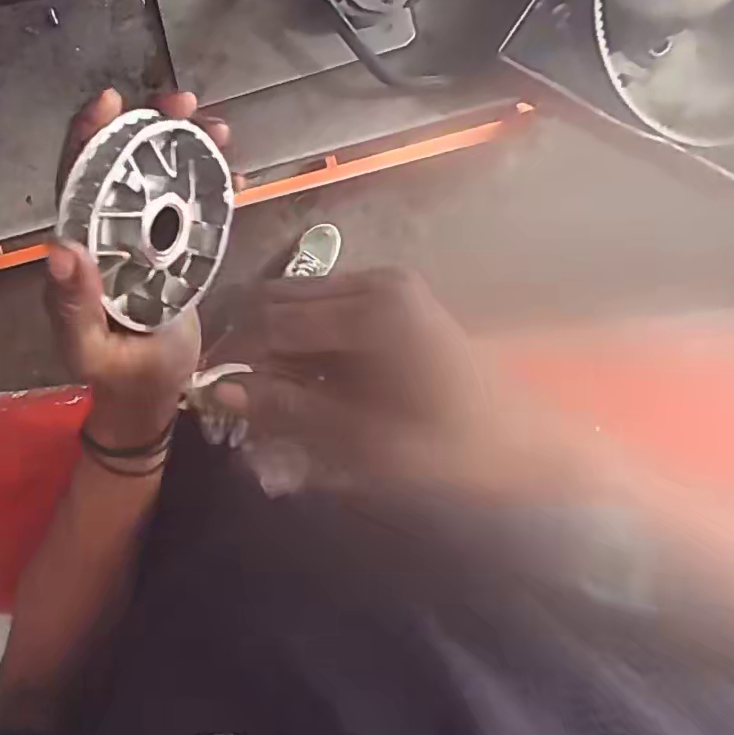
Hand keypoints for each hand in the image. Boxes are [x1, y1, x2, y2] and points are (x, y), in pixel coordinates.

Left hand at [48, 88, 230, 449]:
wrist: (153, 393)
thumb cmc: (118, 373)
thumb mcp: (88, 348)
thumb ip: (71, 306)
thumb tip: (59, 247)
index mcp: (81, 244)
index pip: (78, 177)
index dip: (89, 134)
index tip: (113, 101)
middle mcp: (111, 230)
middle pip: (125, 162)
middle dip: (150, 125)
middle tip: (184, 103)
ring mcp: (148, 236)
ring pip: (163, 176)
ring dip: (189, 145)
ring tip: (220, 130)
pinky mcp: (180, 248)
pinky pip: (196, 206)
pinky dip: (215, 184)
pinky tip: (237, 173)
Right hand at [242, 267, 574, 499]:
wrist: (523, 448)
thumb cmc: (447, 452)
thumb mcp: (360, 441)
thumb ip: (288, 409)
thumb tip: (222, 390)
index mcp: (373, 313)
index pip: (273, 321)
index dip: (235, 353)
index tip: (210, 386)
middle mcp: (376, 283)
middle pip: (279, 298)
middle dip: (248, 340)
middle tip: (233, 385)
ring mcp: (385, 285)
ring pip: (296, 299)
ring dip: (272, 338)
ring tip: (265, 385)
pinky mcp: (391, 296)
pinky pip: (322, 306)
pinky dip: (300, 336)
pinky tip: (302, 373)